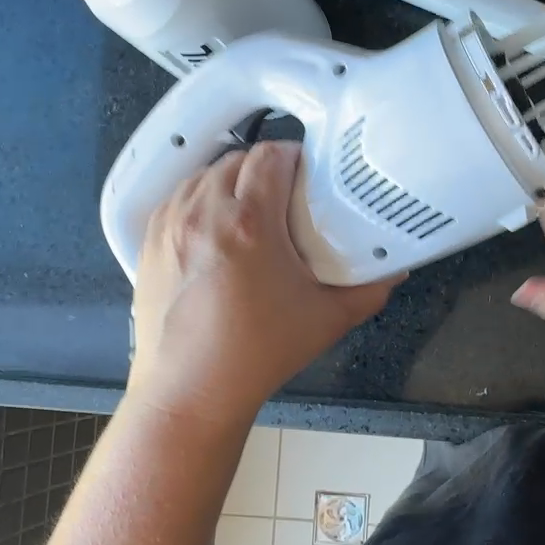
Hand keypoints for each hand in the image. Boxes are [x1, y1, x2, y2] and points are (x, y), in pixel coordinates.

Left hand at [126, 142, 399, 426]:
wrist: (191, 389)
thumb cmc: (263, 352)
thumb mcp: (329, 319)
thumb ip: (370, 289)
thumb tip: (396, 268)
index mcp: (250, 221)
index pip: (271, 156)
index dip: (296, 155)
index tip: (311, 174)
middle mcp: (204, 211)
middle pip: (237, 159)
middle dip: (265, 167)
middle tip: (289, 193)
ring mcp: (170, 225)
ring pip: (202, 174)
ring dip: (231, 180)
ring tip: (253, 206)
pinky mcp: (147, 242)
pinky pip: (176, 198)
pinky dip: (200, 199)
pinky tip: (216, 226)